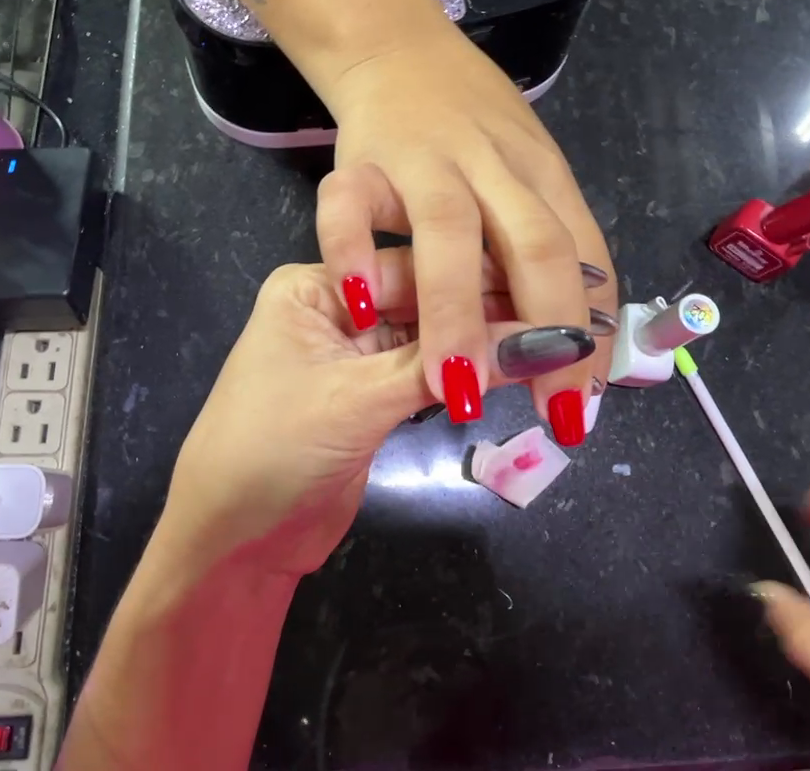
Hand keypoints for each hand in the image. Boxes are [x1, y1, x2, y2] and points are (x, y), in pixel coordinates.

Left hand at [157, 258, 584, 578]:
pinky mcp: (375, 395)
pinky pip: (433, 371)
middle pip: (430, 298)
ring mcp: (358, 353)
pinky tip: (520, 369)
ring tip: (562, 345)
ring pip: (437, 336)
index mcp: (316, 285)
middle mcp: (340, 306)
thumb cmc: (274, 451)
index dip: (484, 279)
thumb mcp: (359, 399)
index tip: (558, 289)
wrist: (235, 544)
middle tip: (573, 318)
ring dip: (488, 345)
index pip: (414, 266)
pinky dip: (470, 374)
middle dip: (493, 312)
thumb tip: (551, 341)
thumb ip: (451, 365)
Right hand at [314, 33, 616, 448]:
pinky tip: (358, 308)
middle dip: (546, 337)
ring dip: (454, 315)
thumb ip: (547, 232)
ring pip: (447, 233)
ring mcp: (425, 159)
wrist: (396, 45)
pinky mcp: (361, 159)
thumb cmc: (471, 118)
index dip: (592, 331)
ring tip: (455, 390)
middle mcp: (494, 165)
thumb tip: (576, 327)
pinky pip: (351, 206)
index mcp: (543, 173)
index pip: (586, 255)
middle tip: (548, 418)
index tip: (586, 400)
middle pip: (534, 246)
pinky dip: (353, 253)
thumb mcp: (526, 165)